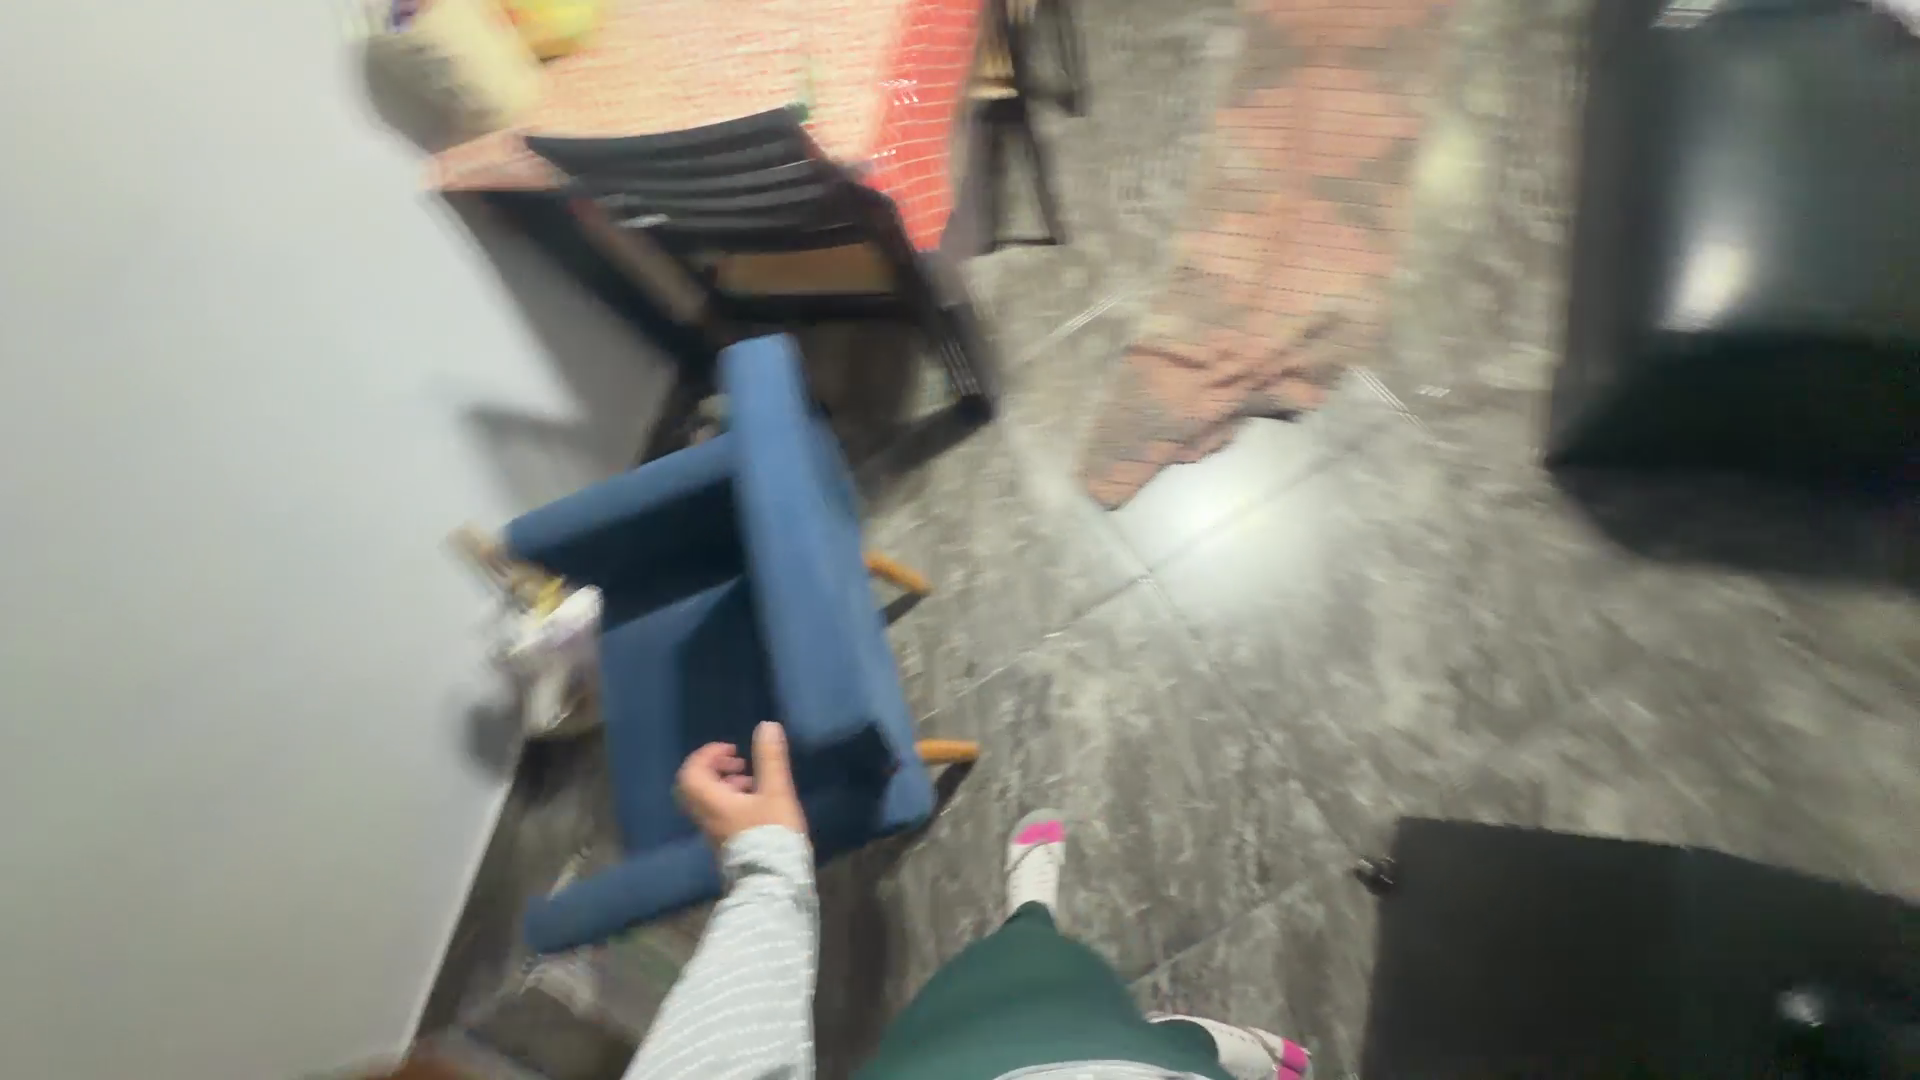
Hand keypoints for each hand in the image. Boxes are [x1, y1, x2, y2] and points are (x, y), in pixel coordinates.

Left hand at [677, 721, 807, 847]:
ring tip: (752, 782)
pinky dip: (733, 800)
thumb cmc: (771, 834)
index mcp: (713, 802)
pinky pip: (719, 813)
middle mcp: (707, 817)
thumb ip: (770, 759)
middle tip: (739, 763)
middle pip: (695, 787)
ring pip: (708, 801)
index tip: (732, 749)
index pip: (691, 773)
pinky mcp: (727, 844)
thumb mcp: (776, 792)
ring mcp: (715, 833)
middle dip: (715, 768)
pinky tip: (757, 804)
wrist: (772, 883)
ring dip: (726, 784)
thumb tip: (766, 726)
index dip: (707, 755)